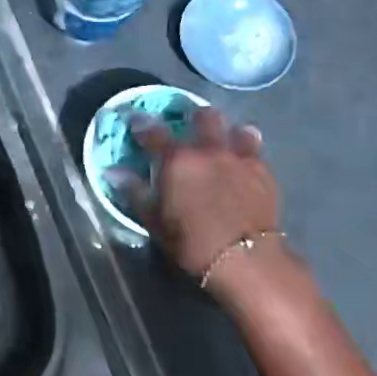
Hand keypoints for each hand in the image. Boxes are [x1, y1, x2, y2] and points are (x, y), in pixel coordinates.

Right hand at [111, 106, 279, 277]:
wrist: (244, 259)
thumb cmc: (191, 242)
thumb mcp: (155, 221)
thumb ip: (135, 192)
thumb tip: (113, 172)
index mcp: (177, 160)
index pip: (153, 132)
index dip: (142, 124)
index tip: (136, 120)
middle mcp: (208, 149)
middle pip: (204, 116)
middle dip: (195, 117)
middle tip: (188, 128)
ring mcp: (239, 157)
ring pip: (234, 128)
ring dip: (226, 131)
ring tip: (221, 142)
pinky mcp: (263, 171)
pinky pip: (255, 149)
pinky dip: (246, 149)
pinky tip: (243, 160)